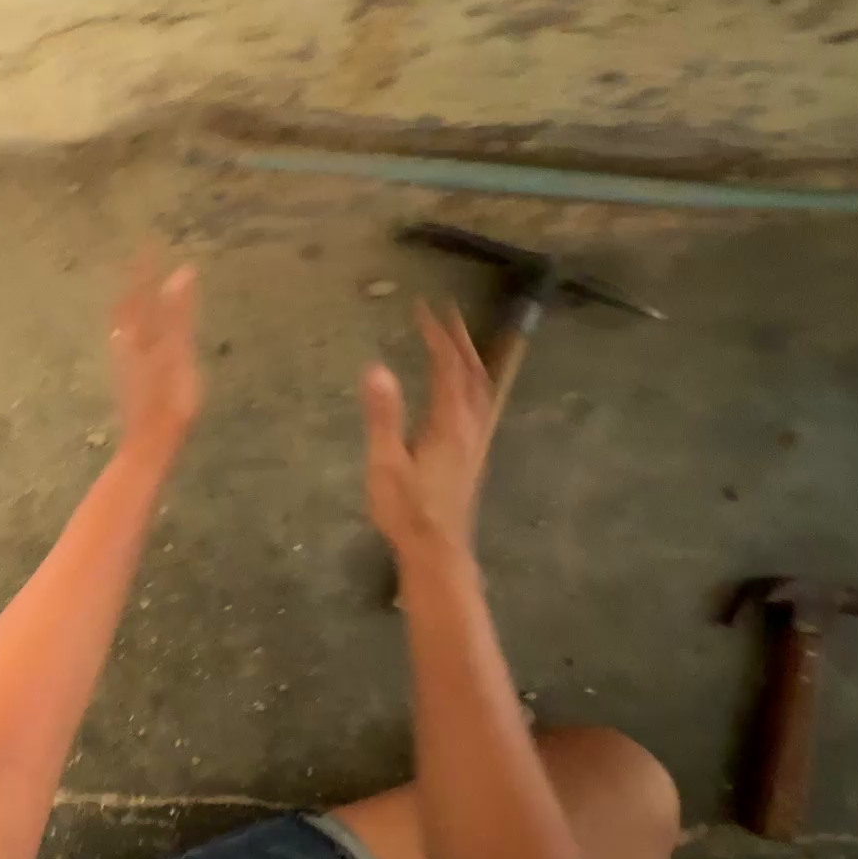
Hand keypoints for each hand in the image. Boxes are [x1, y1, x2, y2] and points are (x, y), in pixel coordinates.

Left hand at [110, 253, 201, 456]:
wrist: (148, 442)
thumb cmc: (169, 398)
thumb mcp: (179, 352)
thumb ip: (179, 313)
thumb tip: (181, 272)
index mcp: (139, 334)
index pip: (141, 292)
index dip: (145, 269)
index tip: (147, 243)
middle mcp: (126, 345)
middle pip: (127, 307)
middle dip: (133, 285)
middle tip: (138, 265)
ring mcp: (124, 364)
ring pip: (124, 326)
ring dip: (130, 306)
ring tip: (134, 294)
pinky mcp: (128, 380)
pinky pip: (126, 343)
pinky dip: (132, 328)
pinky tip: (132, 337)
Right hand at [362, 300, 493, 559]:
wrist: (437, 549)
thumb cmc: (406, 509)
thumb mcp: (386, 463)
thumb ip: (383, 416)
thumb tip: (376, 368)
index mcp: (448, 423)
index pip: (446, 367)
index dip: (437, 335)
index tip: (424, 309)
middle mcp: (469, 426)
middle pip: (471, 373)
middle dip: (459, 340)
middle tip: (445, 314)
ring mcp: (475, 442)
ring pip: (481, 389)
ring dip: (470, 360)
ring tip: (458, 343)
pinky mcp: (472, 455)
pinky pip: (479, 405)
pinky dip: (472, 383)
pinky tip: (464, 391)